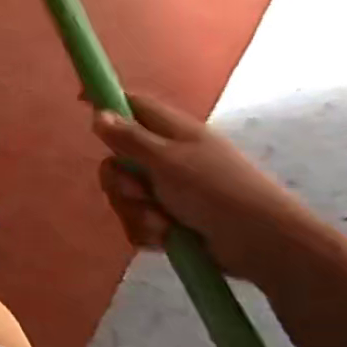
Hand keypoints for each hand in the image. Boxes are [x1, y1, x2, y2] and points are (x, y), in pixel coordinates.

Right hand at [93, 93, 335, 288]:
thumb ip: (129, 138)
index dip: (107, 100)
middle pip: (118, 159)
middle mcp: (169, 158)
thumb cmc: (218, 193)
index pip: (134, 106)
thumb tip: (98, 112)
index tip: (80, 101)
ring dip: (134, 211)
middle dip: (119, 181)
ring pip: (124, 194)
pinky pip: (136, 220)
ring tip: (160, 223)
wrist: (265, 246)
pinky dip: (146, 230)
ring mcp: (170, 190)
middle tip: (137, 190)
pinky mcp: (171, 220)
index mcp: (173, 134)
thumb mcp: (168, 161)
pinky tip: (164, 237)